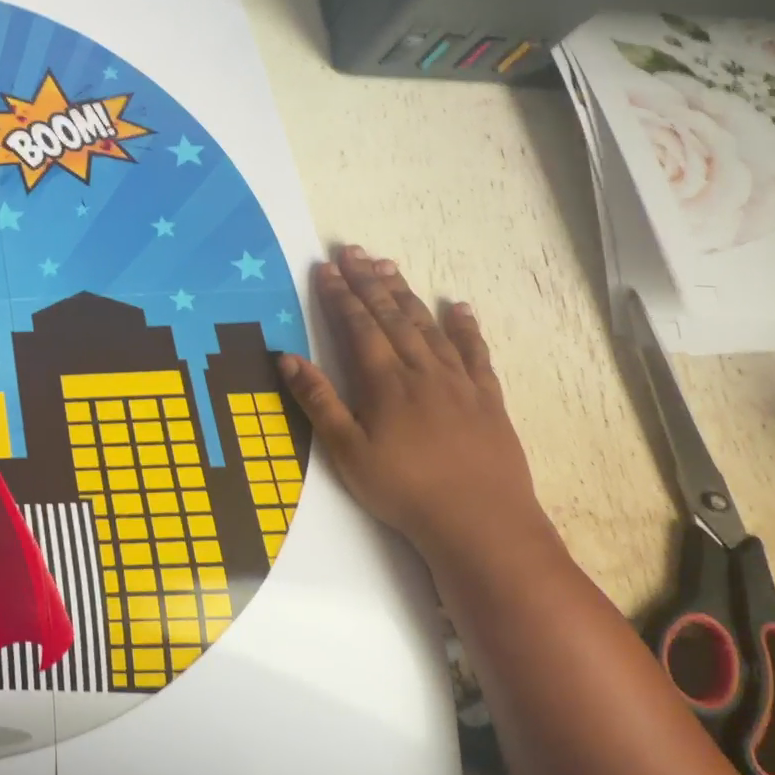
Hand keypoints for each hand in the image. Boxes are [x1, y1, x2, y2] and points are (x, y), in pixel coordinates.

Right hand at [279, 245, 546, 562]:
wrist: (482, 523)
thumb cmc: (403, 489)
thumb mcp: (346, 450)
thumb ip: (318, 400)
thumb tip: (287, 357)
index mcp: (385, 382)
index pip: (358, 327)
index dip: (340, 295)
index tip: (325, 268)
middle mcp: (423, 371)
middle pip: (393, 316)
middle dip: (368, 282)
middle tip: (352, 251)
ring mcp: (459, 382)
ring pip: (429, 326)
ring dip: (407, 294)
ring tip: (389, 266)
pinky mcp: (487, 398)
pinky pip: (475, 352)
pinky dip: (465, 327)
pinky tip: (459, 307)